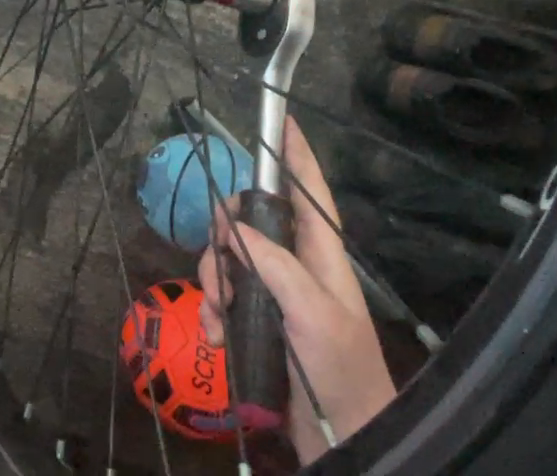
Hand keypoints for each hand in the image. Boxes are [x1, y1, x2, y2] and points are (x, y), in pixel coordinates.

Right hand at [197, 118, 394, 462]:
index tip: (280, 120)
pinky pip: (221, 295)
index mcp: (321, 256)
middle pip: (248, 222)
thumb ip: (276, 264)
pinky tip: (214, 335)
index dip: (295, 155)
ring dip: (213, 282)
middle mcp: (296, 265)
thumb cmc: (341, 371)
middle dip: (223, 240)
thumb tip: (236, 226)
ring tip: (218, 315)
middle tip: (221, 270)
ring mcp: (275, 292)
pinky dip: (210, 311)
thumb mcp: (312, 313)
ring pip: (227, 258)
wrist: (346, 438)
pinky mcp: (258, 318)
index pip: (308, 192)